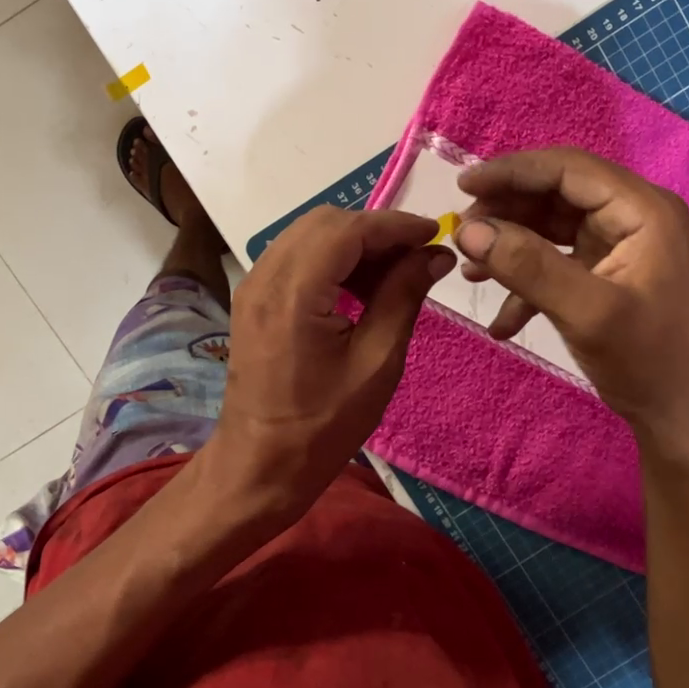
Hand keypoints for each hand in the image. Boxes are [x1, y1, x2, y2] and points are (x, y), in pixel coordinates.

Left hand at [200, 206, 454, 522]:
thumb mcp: (376, 363)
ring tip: (394, 272)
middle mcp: (265, 277)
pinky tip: (359, 287)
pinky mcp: (252, 299)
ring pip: (308, 235)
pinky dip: (330, 258)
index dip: (395, 225)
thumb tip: (434, 254)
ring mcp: (253, 286)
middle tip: (417, 256)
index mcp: (294, 293)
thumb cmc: (323, 425)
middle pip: (324, 222)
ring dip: (353, 242)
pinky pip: (294, 257)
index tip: (436, 234)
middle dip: (374, 230)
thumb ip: (403, 296)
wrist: (259, 465)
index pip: (348, 229)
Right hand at [452, 148, 688, 437]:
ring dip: (509, 246)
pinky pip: (558, 262)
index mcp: (643, 211)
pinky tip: (502, 320)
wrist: (683, 420)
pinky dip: (527, 282)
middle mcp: (634, 217)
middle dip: (506, 212)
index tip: (462, 187)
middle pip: (556, 194)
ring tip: (471, 271)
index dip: (512, 171)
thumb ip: (527, 265)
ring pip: (551, 227)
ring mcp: (621, 247)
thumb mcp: (585, 312)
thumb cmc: (647, 361)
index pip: (568, 169)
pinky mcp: (608, 275)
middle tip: (462, 234)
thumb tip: (468, 229)